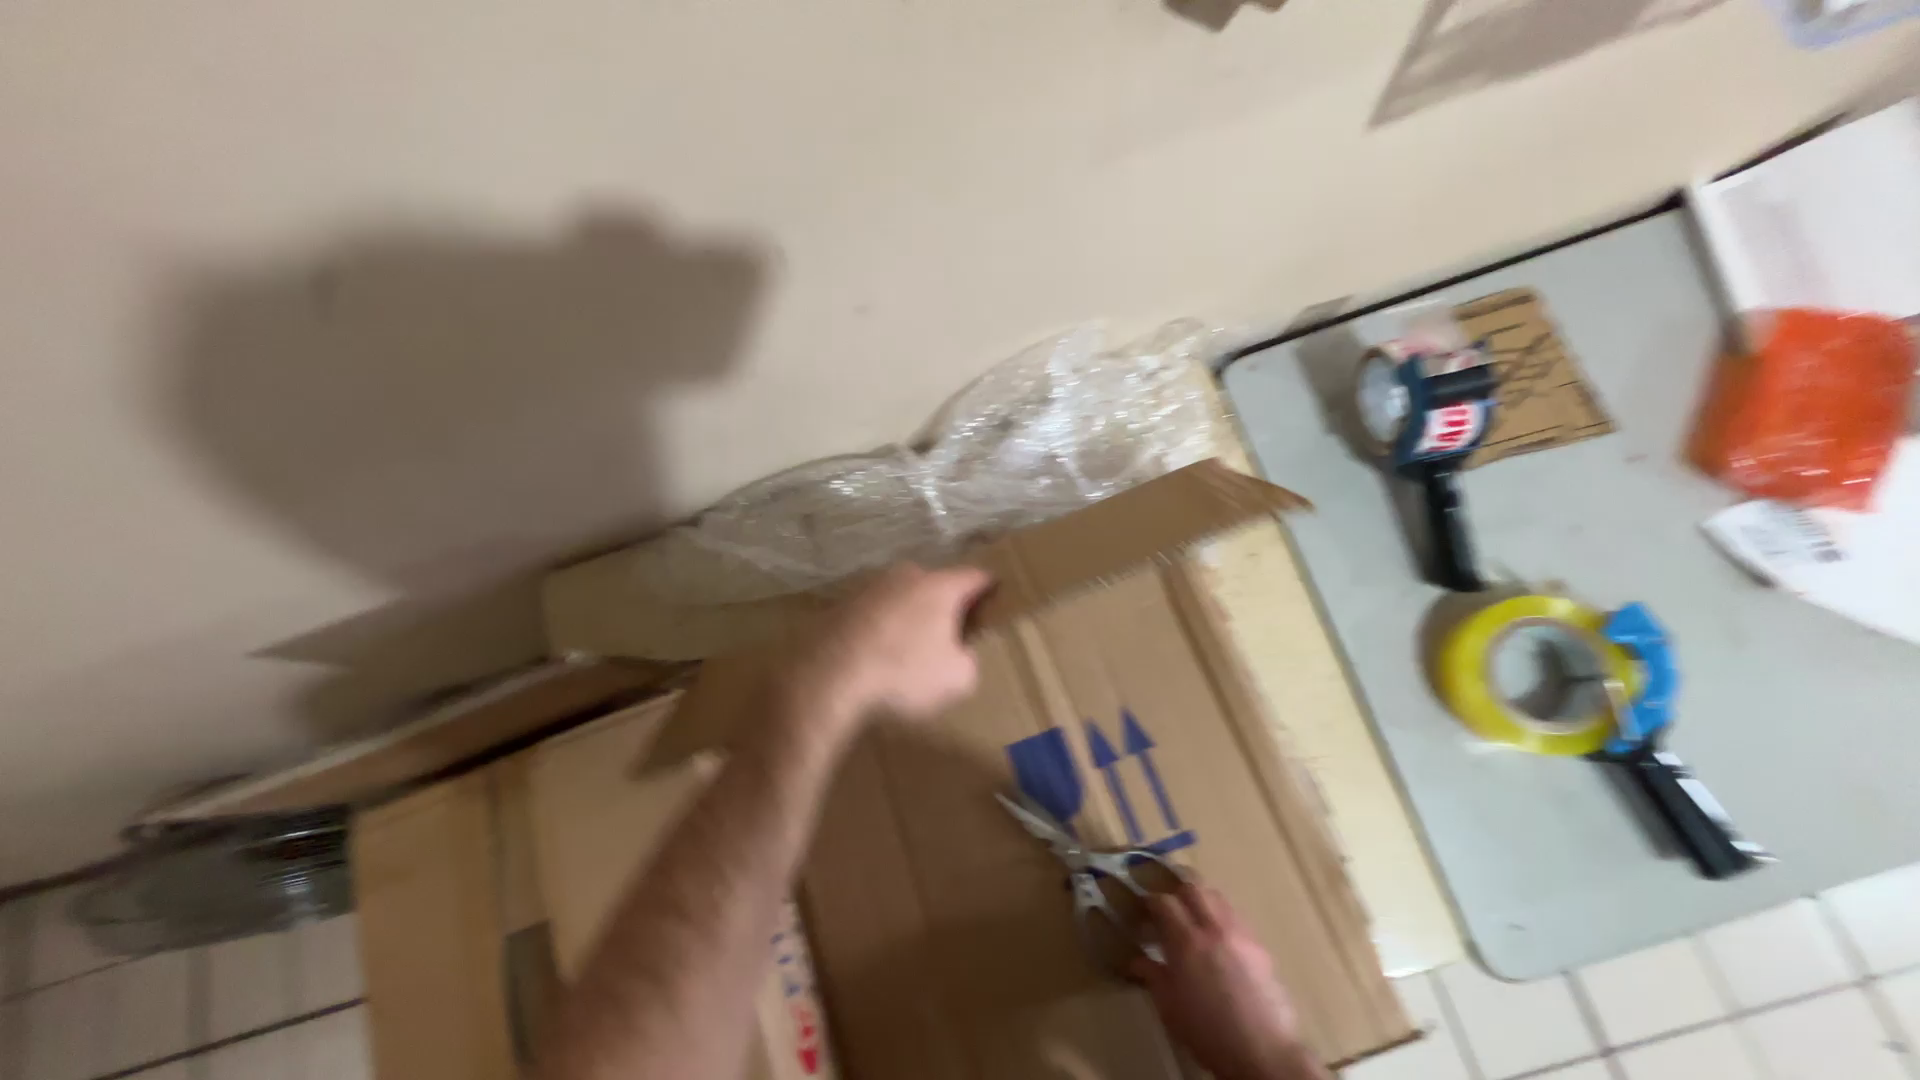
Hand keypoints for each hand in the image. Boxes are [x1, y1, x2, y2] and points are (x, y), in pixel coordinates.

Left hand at [787, 562, 993, 734]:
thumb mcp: (958, 679)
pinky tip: (878, 656)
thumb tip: (960, 654)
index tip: (996, 597)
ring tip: (910, 648)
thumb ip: (969, 660)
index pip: (976, 576)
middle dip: (944, 605)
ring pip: (901, 598)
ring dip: (909, 617)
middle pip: (935, 585)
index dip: (990, 588)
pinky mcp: (840, 606)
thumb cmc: (903, 674)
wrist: (829, 678)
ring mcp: (868, 588)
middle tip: (950, 633)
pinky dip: (881, 630)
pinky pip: (874, 615)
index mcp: (939, 586)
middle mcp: (905, 576)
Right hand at [1133, 884, 1325, 1079]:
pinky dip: (1222, 918)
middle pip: (1193, 887)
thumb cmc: (1208, 1032)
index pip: (1164, 901)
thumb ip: (1152, 976)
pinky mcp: (1260, 947)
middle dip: (1176, 891)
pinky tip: (1219, 942)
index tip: (1142, 910)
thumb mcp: (1170, 1008)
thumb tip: (1136, 960)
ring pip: (1218, 898)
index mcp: (1187, 942)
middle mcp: (1214, 929)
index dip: (1150, 901)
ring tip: (1194, 920)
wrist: (1263, 1052)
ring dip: (1201, 900)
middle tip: (1168, 907)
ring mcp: (1241, 935)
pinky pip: (1237, 918)